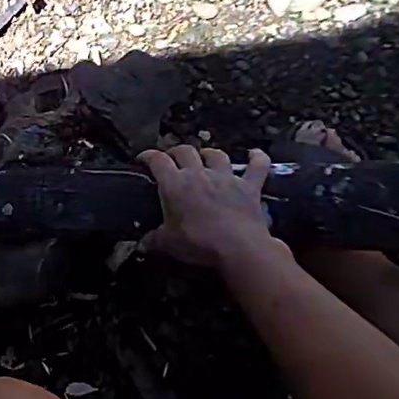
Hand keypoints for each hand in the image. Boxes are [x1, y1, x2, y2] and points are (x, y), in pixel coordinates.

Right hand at [137, 145, 280, 269]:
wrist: (238, 247)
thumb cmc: (198, 242)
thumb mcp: (168, 243)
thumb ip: (153, 240)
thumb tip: (142, 244)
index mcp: (175, 183)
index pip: (157, 160)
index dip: (148, 156)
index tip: (143, 159)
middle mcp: (199, 173)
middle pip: (185, 151)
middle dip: (176, 152)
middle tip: (173, 160)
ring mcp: (226, 177)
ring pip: (216, 155)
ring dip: (208, 154)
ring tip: (204, 158)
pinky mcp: (249, 186)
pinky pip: (256, 166)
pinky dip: (257, 158)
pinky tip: (255, 153)